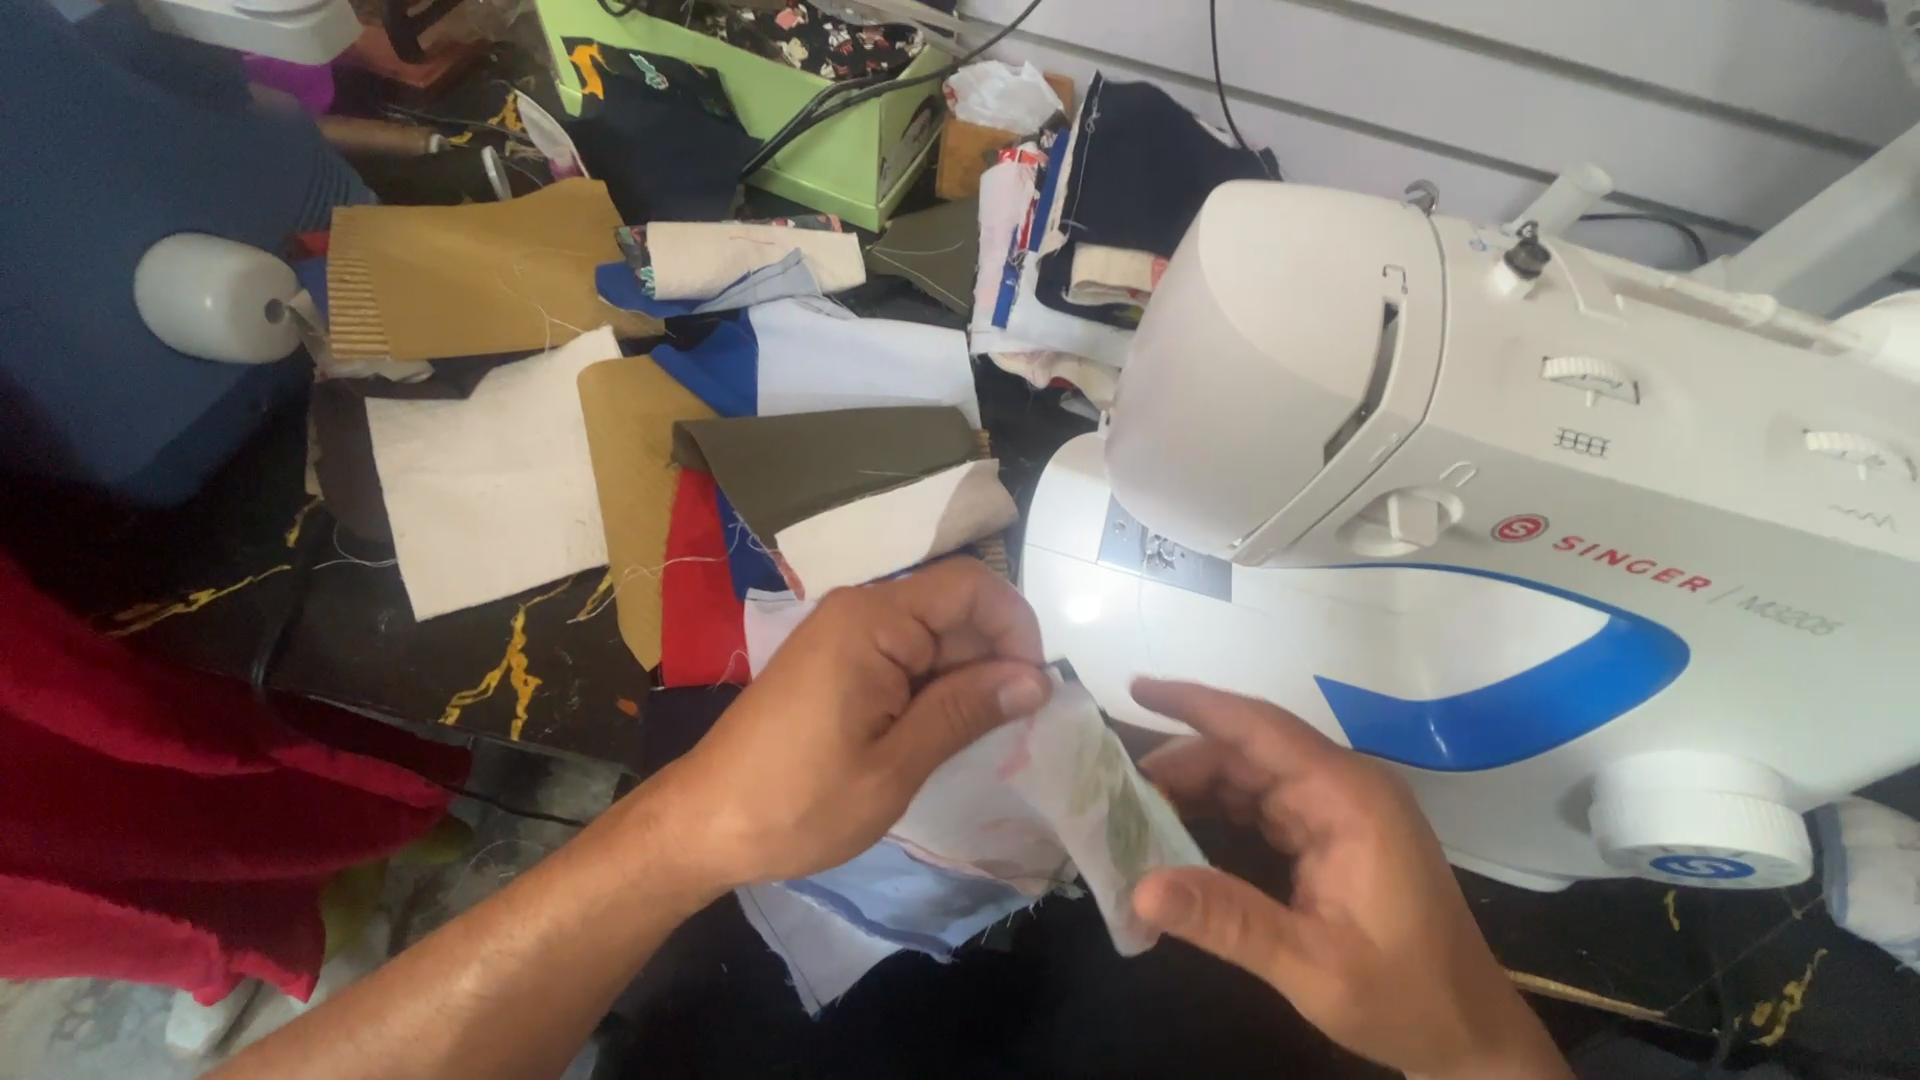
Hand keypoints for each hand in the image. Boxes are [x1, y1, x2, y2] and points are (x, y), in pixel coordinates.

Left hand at [632, 557, 1052, 896]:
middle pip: (955, 609)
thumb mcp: (894, 766)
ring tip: (977, 737)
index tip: (1032, 688)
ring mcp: (847, 633)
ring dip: (966, 678)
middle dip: (993, 658)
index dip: (1015, 626)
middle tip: (1012, 727)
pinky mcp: (840, 659)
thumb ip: (966, 711)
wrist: (705, 823)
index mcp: (873, 620)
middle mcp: (861, 610)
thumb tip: (1037, 679)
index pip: (971, 585)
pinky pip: (906, 655)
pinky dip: (934, 687)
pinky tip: (940, 732)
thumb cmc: (798, 801)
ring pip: (934, 636)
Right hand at [1128, 680, 1570, 1079]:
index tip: (1137, 688)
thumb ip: (1228, 922)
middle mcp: (1342, 785)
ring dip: (1194, 789)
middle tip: (1118, 791)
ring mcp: (1336, 805)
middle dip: (1181, 765)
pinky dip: (1216, 810)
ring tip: (1137, 811)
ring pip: (1247, 774)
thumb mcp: (1313, 967)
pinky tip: (1178, 827)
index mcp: (1348, 797)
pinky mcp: (1329, 828)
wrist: (1472, 1038)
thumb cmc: (1406, 999)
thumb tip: (1141, 889)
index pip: (1259, 728)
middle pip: (1245, 751)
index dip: (1195, 704)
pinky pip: (1260, 801)